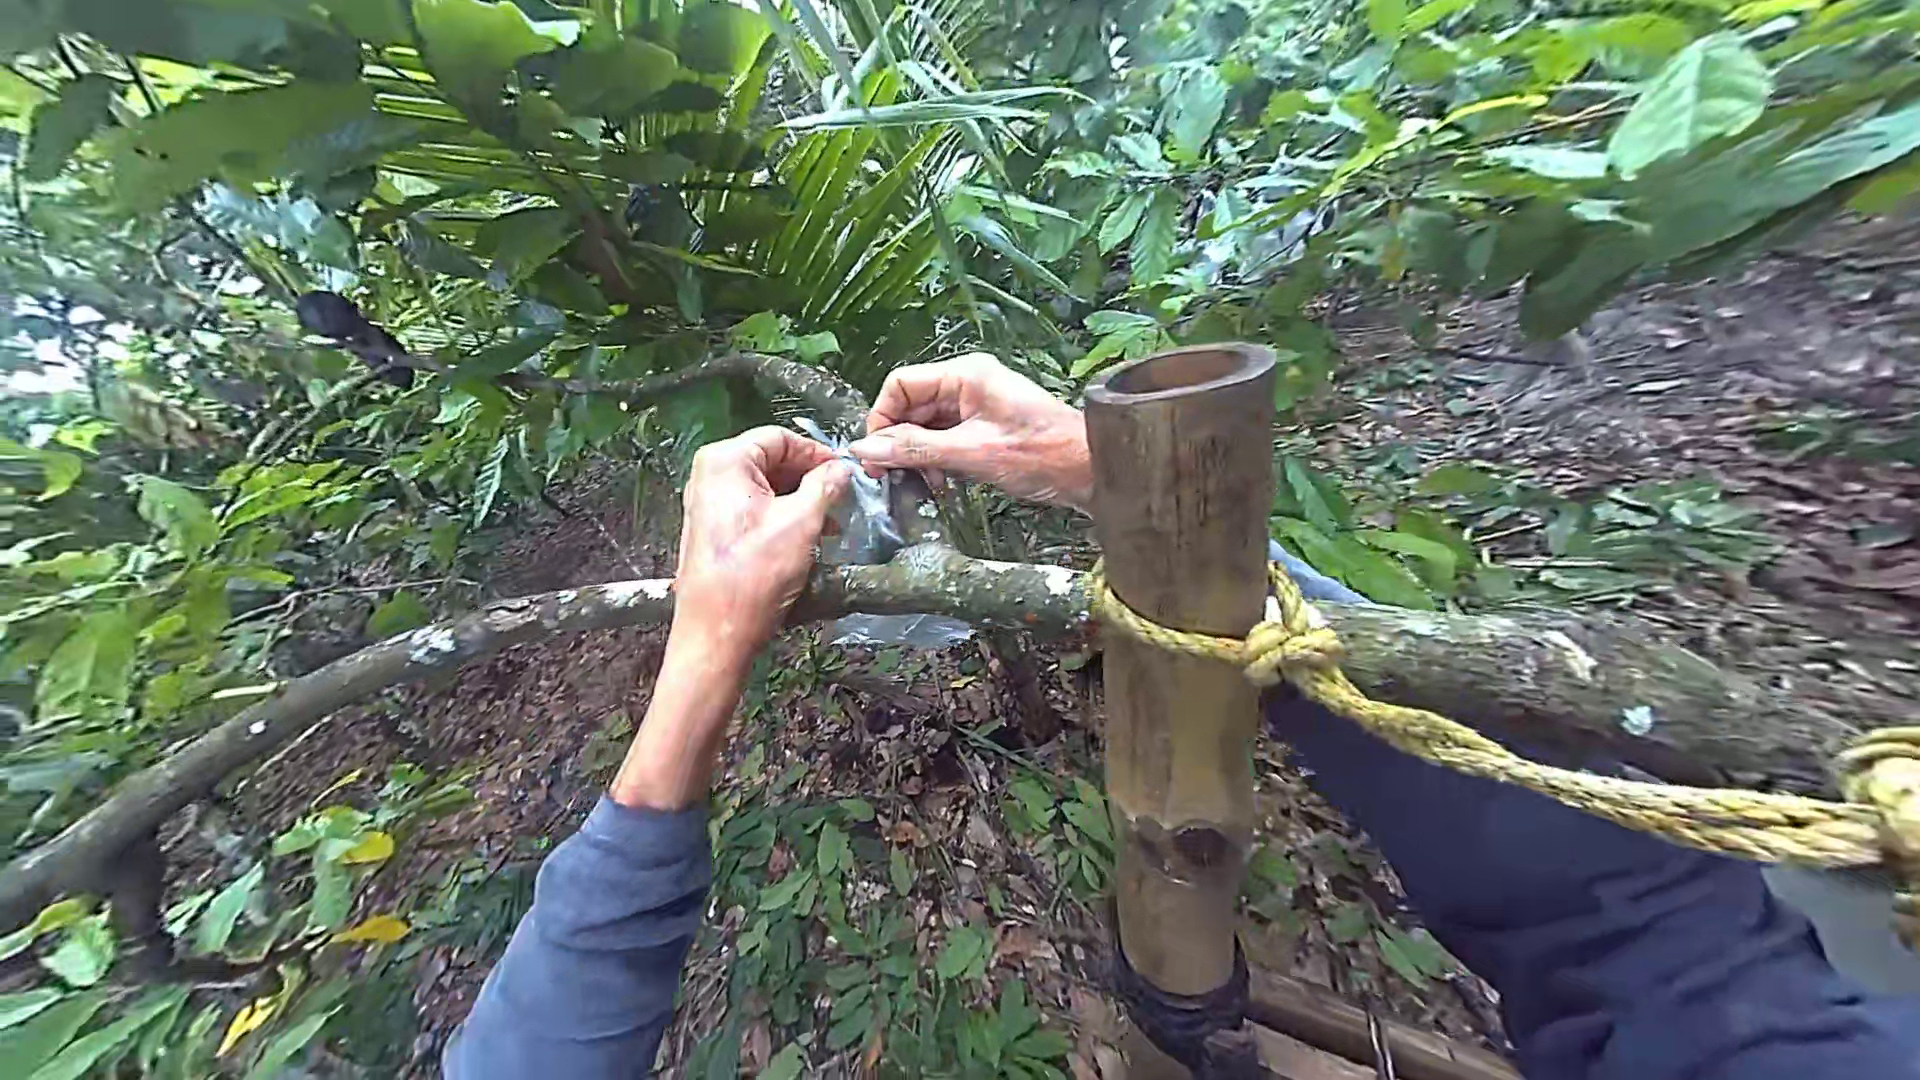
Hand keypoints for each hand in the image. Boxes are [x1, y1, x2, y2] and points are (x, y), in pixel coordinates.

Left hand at [672, 426, 849, 658]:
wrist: (717, 632)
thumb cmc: (752, 578)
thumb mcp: (802, 523)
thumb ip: (825, 486)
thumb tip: (841, 469)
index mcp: (725, 462)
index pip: (781, 437)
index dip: (817, 452)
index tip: (843, 471)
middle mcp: (711, 476)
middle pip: (772, 459)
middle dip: (810, 477)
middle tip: (840, 496)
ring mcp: (710, 503)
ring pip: (767, 485)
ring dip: (801, 499)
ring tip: (829, 522)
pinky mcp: (715, 528)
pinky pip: (756, 507)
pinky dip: (784, 515)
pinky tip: (807, 535)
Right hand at [848, 352, 1091, 510]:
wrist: (1091, 471)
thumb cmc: (1042, 454)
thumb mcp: (971, 453)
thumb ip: (915, 449)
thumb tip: (866, 450)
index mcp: (965, 375)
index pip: (900, 385)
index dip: (881, 419)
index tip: (875, 455)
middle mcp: (967, 384)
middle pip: (911, 407)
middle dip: (897, 441)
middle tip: (889, 477)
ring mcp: (976, 405)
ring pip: (926, 426)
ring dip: (916, 455)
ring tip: (920, 484)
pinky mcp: (984, 427)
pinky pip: (945, 439)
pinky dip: (936, 460)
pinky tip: (939, 483)